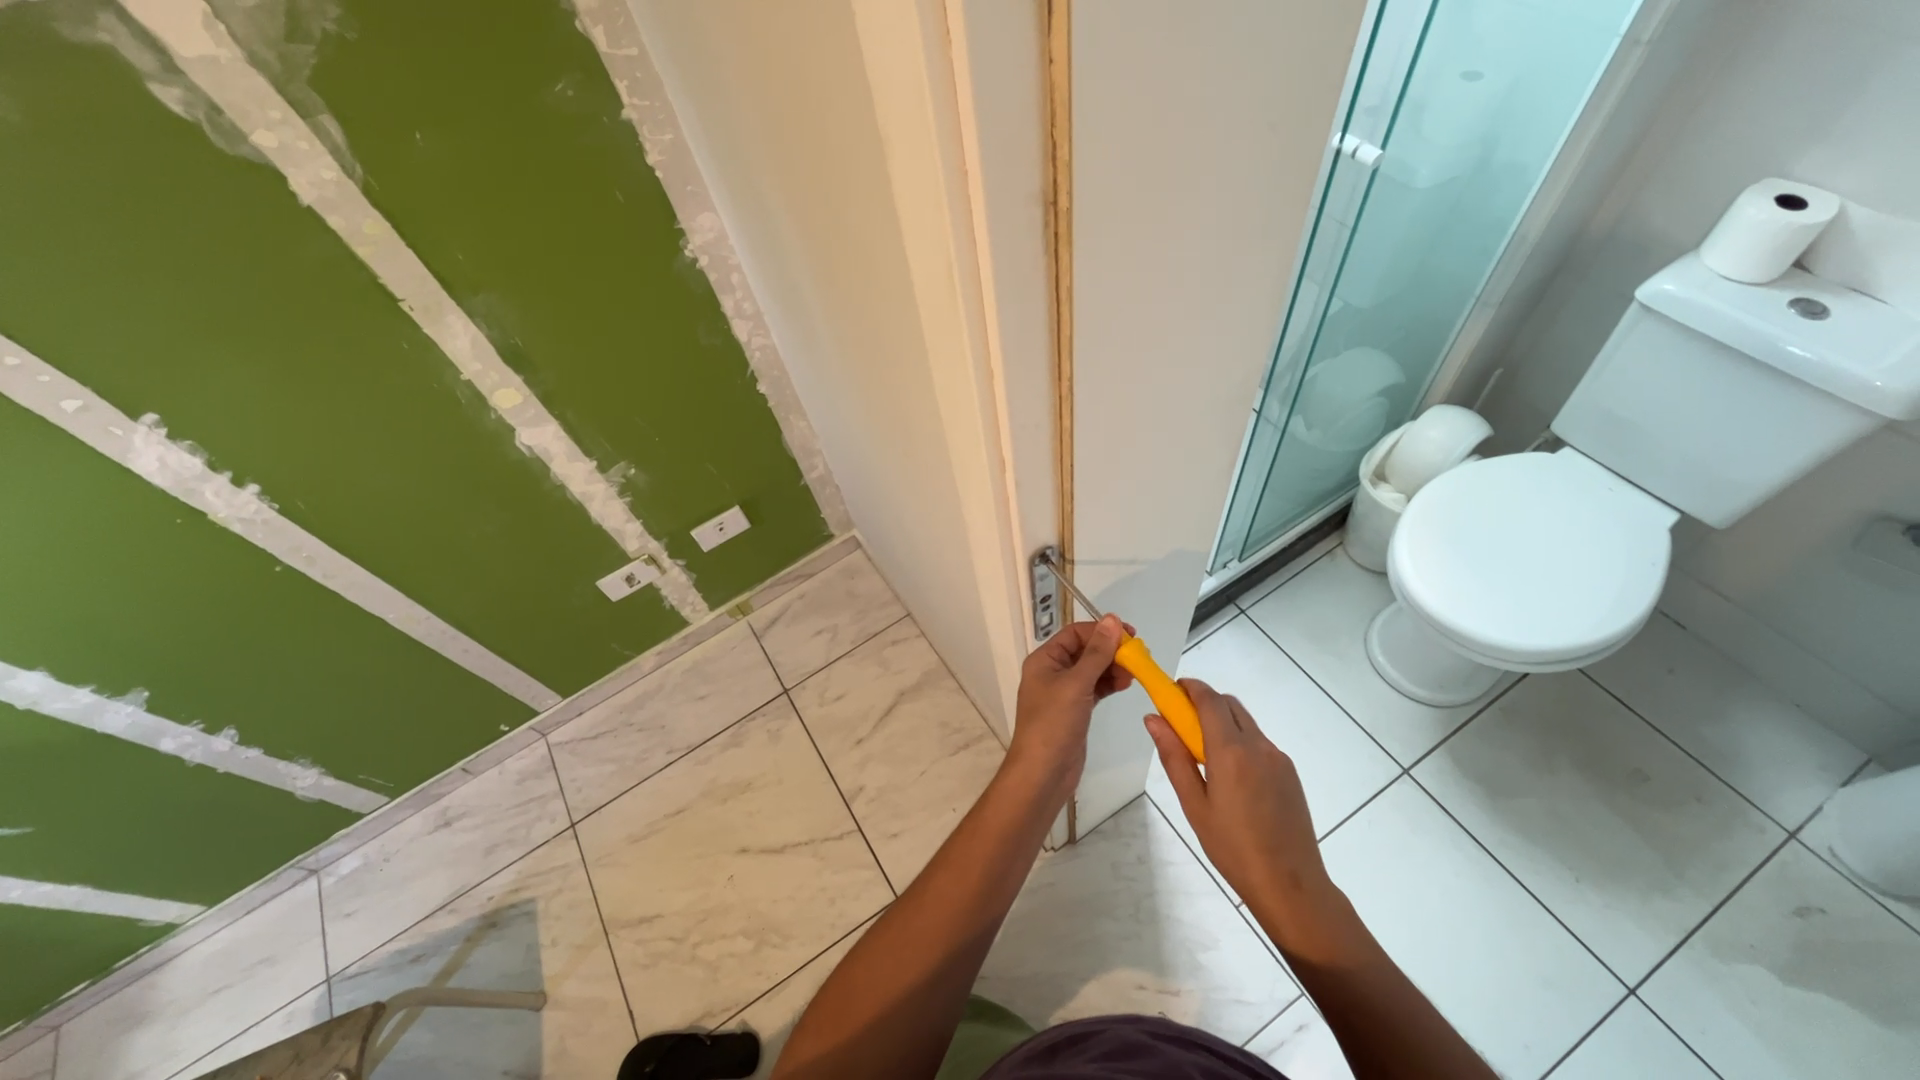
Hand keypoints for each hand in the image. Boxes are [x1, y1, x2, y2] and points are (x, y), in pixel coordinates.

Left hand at [1008, 615, 1134, 795]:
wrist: (1043, 772)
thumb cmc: (1054, 723)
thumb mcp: (1076, 683)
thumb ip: (1097, 652)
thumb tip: (1112, 619)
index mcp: (1044, 660)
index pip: (1075, 633)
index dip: (1101, 631)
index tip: (1130, 635)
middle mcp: (1052, 672)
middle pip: (1085, 650)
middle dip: (1110, 650)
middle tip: (1137, 656)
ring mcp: (1063, 692)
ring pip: (1092, 670)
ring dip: (1112, 667)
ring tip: (1133, 673)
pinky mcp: (1075, 710)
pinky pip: (1095, 688)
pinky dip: (1109, 684)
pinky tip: (1126, 684)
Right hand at [1145, 679, 1343, 947]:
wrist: (1290, 883)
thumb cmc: (1232, 847)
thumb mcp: (1194, 804)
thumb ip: (1174, 757)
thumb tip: (1154, 719)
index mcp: (1231, 751)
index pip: (1209, 699)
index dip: (1189, 687)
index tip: (1170, 691)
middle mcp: (1258, 746)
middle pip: (1229, 705)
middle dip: (1204, 703)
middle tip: (1181, 724)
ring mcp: (1278, 758)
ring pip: (1246, 723)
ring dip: (1222, 723)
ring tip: (1203, 758)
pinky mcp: (1289, 772)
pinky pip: (1259, 743)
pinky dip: (1239, 743)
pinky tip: (1230, 778)